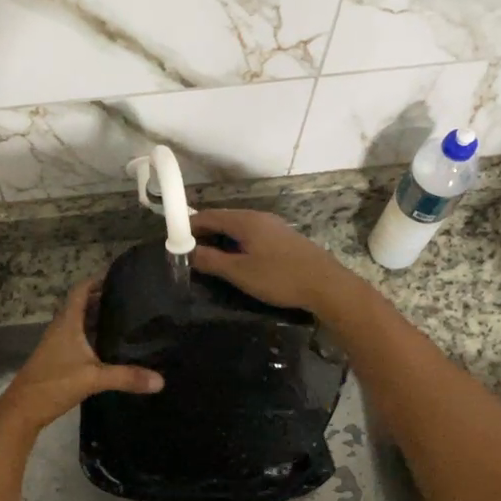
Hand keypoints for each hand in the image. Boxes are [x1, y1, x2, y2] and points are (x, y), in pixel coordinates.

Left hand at [0, 279, 163, 443]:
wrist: (23, 409)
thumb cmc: (54, 384)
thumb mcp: (94, 378)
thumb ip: (127, 377)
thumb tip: (160, 380)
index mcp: (67, 323)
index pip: (81, 290)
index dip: (97, 280)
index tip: (120, 277)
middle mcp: (62, 328)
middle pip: (83, 305)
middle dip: (104, 300)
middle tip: (132, 300)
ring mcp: (58, 344)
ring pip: (81, 323)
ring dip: (99, 319)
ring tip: (127, 320)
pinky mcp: (59, 359)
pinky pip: (79, 340)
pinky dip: (94, 337)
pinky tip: (111, 347)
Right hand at [190, 209, 353, 312]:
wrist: (326, 285)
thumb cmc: (279, 278)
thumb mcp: (240, 272)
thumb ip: (211, 261)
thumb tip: (188, 252)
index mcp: (245, 221)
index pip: (209, 215)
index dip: (189, 226)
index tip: (174, 241)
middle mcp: (259, 217)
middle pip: (224, 220)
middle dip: (204, 233)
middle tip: (189, 253)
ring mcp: (274, 227)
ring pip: (238, 228)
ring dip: (221, 240)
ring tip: (209, 259)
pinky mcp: (283, 239)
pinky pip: (252, 235)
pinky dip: (237, 244)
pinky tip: (236, 261)